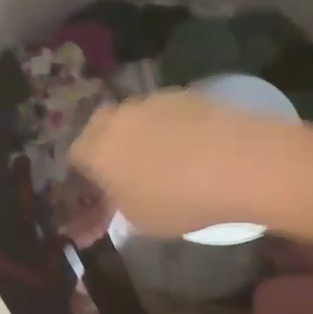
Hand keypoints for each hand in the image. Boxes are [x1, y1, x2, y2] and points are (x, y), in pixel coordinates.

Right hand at [68, 91, 274, 237]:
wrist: (236, 162)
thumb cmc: (180, 201)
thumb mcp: (142, 220)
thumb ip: (122, 203)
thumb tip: (121, 192)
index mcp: (98, 150)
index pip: (76, 153)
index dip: (85, 168)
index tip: (99, 184)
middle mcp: (119, 118)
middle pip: (101, 125)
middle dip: (108, 142)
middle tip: (127, 166)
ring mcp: (152, 101)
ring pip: (135, 114)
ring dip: (142, 130)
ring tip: (166, 155)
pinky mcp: (185, 93)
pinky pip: (166, 110)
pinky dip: (172, 124)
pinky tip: (192, 144)